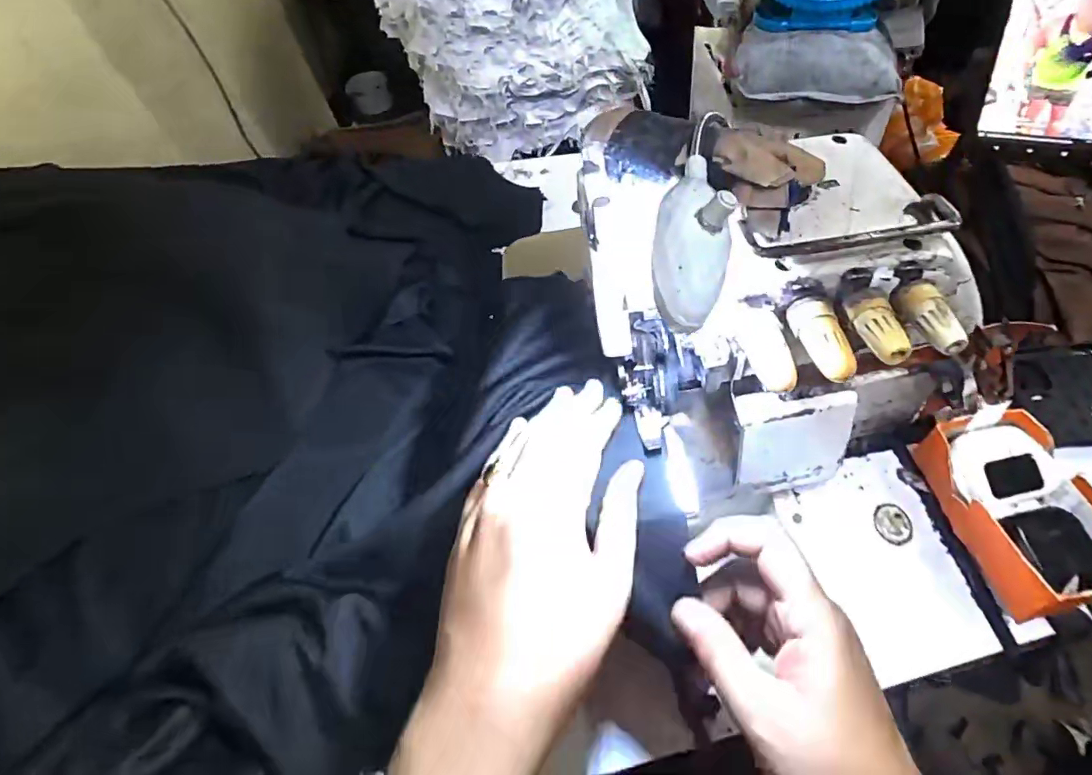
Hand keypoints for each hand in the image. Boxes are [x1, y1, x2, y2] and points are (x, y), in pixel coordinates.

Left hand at [392, 381, 643, 774]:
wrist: (482, 703)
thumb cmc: (562, 644)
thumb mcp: (609, 581)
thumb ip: (617, 516)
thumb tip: (629, 470)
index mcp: (551, 509)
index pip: (579, 449)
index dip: (599, 423)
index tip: (613, 402)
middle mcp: (512, 501)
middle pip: (545, 442)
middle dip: (570, 412)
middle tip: (589, 387)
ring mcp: (480, 517)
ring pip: (514, 452)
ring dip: (540, 423)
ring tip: (559, 399)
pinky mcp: (462, 536)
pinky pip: (486, 476)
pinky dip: (504, 450)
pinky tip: (514, 437)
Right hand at [672, 517, 916, 774]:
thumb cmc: (825, 755)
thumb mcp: (762, 709)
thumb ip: (719, 653)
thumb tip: (681, 607)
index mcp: (812, 609)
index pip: (770, 542)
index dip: (727, 536)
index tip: (688, 558)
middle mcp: (814, 609)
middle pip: (759, 572)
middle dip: (717, 589)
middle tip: (684, 628)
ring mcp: (812, 631)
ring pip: (758, 600)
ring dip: (723, 618)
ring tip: (695, 655)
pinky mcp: (808, 654)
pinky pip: (766, 628)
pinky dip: (738, 638)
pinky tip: (716, 665)